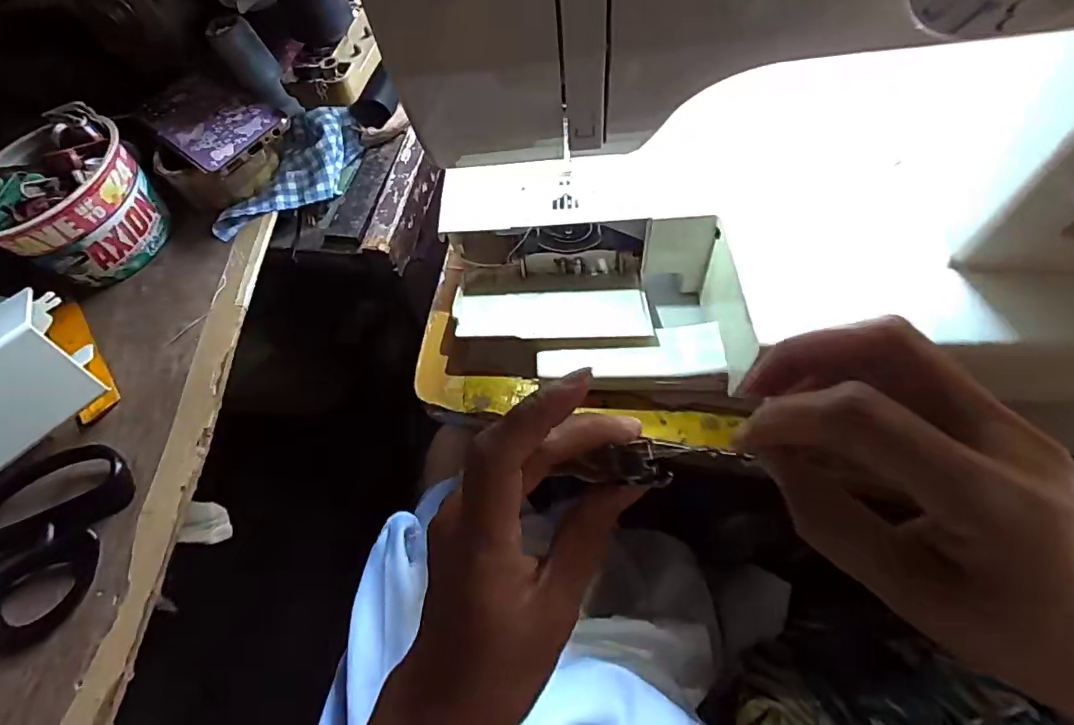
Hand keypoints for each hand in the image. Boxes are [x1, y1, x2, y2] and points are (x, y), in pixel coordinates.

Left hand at [371, 371, 646, 724]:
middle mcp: (462, 509)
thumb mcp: (555, 608)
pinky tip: (583, 461)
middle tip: (632, 430)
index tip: (588, 381)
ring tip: (618, 440)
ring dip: (564, 438)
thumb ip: (587, 535)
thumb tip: (627, 484)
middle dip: (575, 427)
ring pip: (514, 452)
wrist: (441, 708)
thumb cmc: (498, 669)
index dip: (542, 408)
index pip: (502, 449)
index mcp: (478, 535)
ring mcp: (462, 511)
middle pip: (516, 443)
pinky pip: (511, 472)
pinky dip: (549, 458)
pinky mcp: (471, 517)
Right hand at [737, 318, 1073, 724]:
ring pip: (902, 345)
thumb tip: (774, 455)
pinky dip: (857, 373)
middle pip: (892, 343)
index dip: (794, 413)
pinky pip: (916, 372)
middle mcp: (1005, 434)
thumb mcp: (914, 599)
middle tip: (756, 387)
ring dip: (829, 354)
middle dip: (809, 350)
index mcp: (991, 498)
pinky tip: (829, 407)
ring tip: (782, 394)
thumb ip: (834, 523)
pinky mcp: (1001, 412)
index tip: (746, 435)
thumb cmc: (1022, 640)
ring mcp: (1009, 414)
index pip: (872, 416)